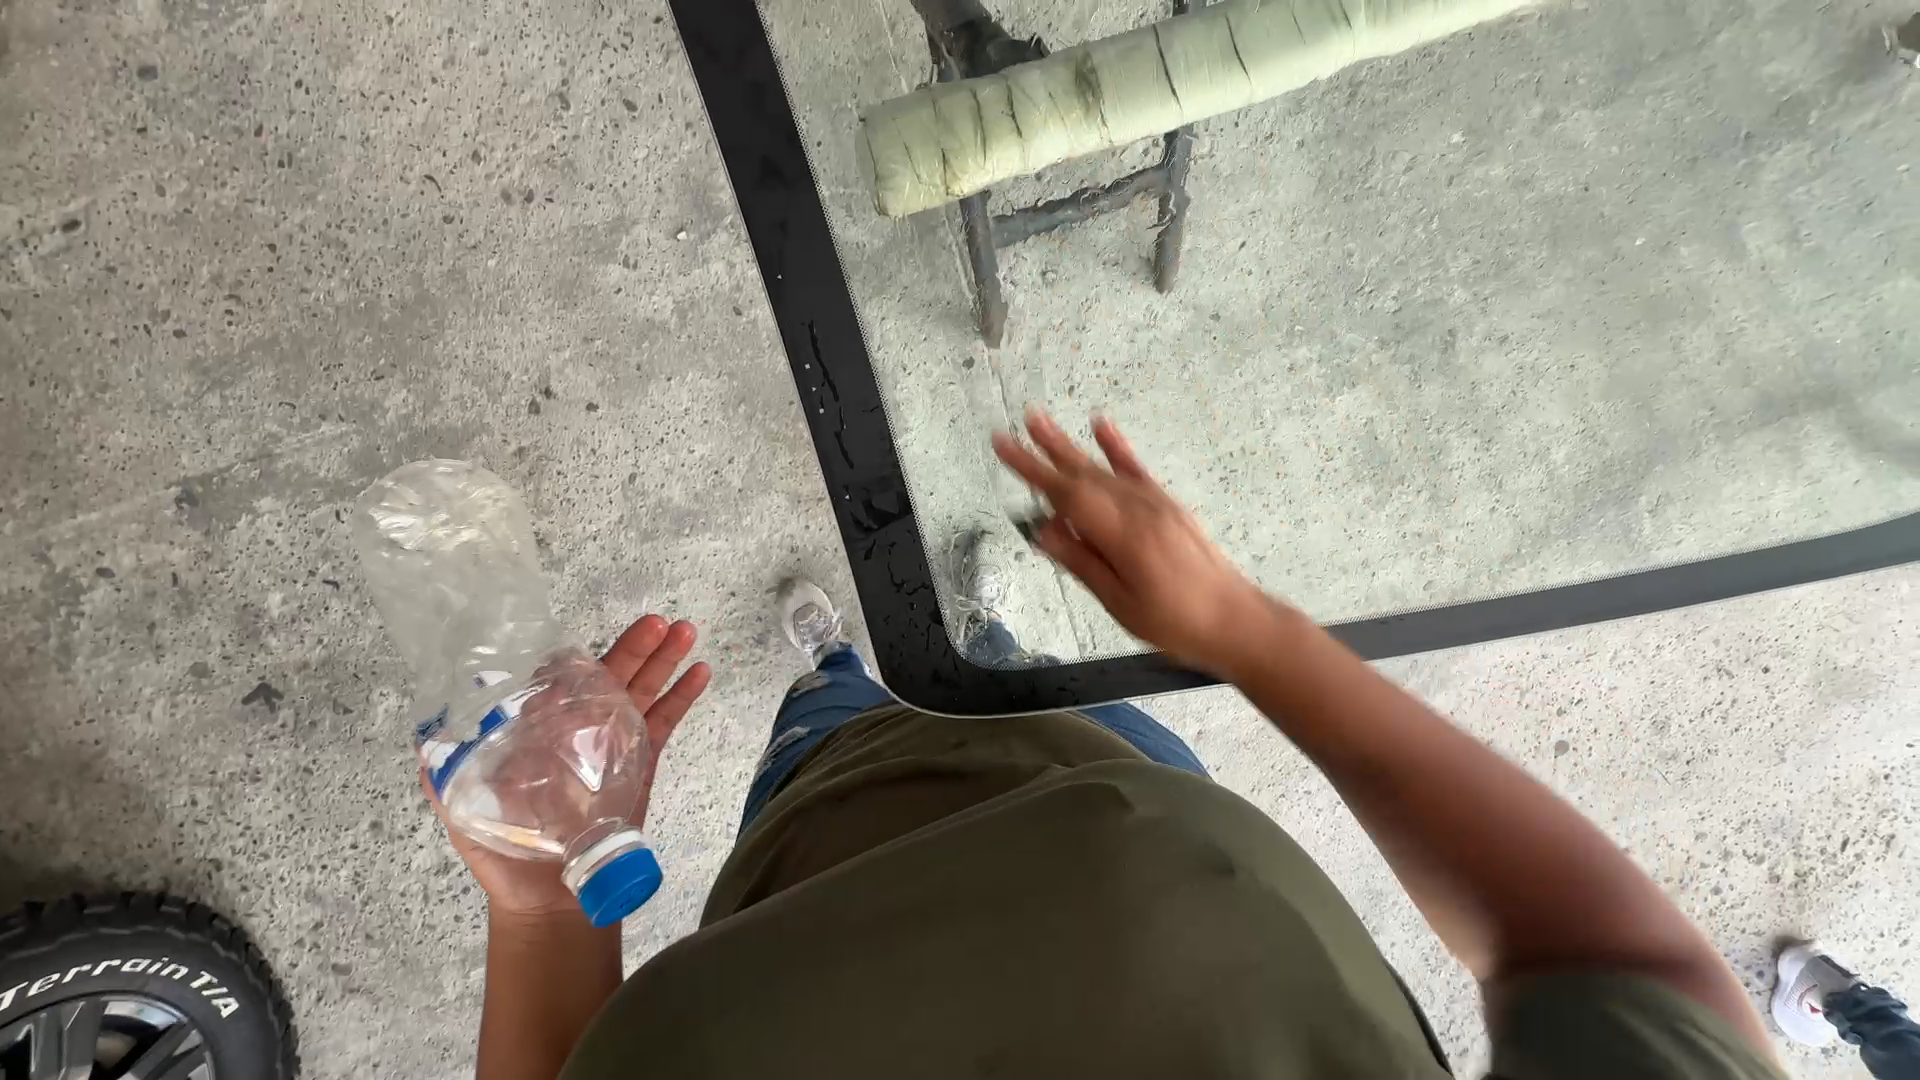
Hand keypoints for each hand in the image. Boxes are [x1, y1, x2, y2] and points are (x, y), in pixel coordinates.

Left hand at [423, 615, 712, 921]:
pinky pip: (664, 721)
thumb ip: (448, 774)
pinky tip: (700, 672)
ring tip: (686, 631)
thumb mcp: (467, 811)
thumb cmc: (506, 855)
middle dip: (634, 647)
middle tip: (658, 623)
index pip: (556, 681)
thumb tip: (427, 736)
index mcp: (539, 730)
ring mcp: (613, 741)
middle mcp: (578, 726)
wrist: (551, 898)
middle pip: (609, 676)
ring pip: (642, 690)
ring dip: (665, 660)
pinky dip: (683, 696)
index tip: (582, 648)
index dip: (571, 661)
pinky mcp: (641, 760)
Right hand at [992, 408, 1281, 675]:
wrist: (1235, 620)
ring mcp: (1155, 503)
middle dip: (1042, 450)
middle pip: (1081, 474)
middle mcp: (1138, 509)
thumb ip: (1082, 562)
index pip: (1066, 495)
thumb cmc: (1174, 622)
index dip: (1031, 470)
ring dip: (1068, 445)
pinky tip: (1101, 424)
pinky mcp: (1167, 505)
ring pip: (1102, 469)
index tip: (1004, 447)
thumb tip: (1042, 529)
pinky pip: (1136, 469)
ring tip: (1038, 420)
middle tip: (1009, 429)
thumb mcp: (1119, 602)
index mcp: (1123, 535)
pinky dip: (1116, 447)